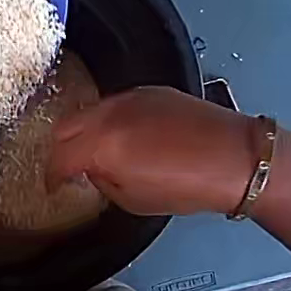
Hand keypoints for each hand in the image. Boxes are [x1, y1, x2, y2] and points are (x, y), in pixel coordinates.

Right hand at [48, 87, 260, 215]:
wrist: (237, 157)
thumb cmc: (189, 186)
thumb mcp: (133, 200)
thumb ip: (102, 180)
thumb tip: (93, 170)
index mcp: (101, 145)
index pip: (59, 159)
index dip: (52, 176)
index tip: (54, 185)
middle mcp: (108, 115)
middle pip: (64, 128)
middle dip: (62, 149)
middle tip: (70, 167)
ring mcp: (128, 98)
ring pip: (88, 111)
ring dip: (85, 132)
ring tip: (99, 151)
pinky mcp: (148, 91)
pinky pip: (114, 104)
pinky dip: (109, 120)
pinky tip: (127, 137)